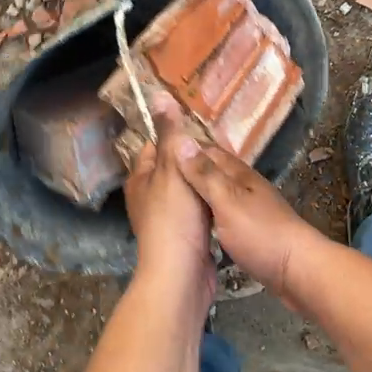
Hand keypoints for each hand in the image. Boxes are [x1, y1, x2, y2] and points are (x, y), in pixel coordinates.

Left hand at [125, 92, 215, 302]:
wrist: (180, 277)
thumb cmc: (173, 219)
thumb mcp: (172, 168)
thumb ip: (170, 132)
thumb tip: (158, 94)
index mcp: (141, 179)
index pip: (158, 144)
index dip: (178, 134)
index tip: (204, 126)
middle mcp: (151, 197)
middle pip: (177, 167)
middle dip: (197, 158)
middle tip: (225, 147)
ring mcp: (169, 219)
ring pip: (191, 189)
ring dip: (206, 181)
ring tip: (230, 168)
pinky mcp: (187, 237)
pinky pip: (201, 211)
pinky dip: (213, 203)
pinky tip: (229, 198)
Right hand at [173, 138, 321, 307]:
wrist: (297, 270)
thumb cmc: (260, 233)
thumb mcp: (227, 201)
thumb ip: (205, 174)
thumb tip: (180, 140)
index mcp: (237, 173)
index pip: (206, 151)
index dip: (183, 148)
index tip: (157, 150)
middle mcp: (243, 185)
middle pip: (212, 171)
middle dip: (189, 170)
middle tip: (159, 178)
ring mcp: (248, 207)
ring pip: (217, 193)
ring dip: (198, 193)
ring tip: (173, 199)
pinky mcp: (250, 230)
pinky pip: (223, 213)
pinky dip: (208, 213)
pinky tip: (197, 223)